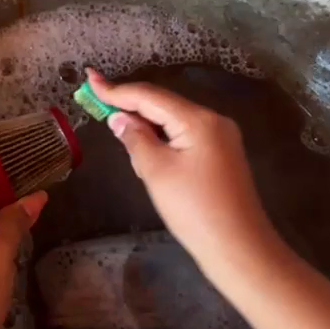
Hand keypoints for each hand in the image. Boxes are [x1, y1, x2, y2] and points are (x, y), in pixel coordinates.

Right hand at [85, 68, 285, 282]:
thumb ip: (135, 138)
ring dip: (145, 123)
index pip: (149, 96)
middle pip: (162, 104)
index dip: (116, 89)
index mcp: (198, 119)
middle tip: (95, 98)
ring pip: (173, 120)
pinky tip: (145, 147)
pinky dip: (161, 137)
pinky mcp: (221, 154)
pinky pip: (184, 135)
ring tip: (117, 128)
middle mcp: (213, 120)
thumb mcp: (156, 171)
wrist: (240, 250)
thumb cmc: (194, 210)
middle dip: (129, 104)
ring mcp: (221, 137)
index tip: (89, 78)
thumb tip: (120, 118)